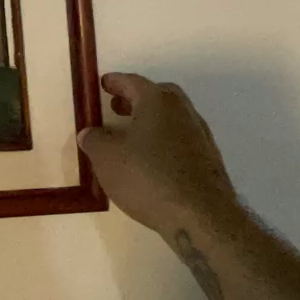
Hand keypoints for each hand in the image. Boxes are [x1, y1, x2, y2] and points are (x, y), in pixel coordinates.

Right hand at [78, 72, 240, 238]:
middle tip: (117, 107)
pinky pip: (181, 140)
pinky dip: (164, 141)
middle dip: (136, 98)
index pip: (133, 82)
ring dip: (151, 121)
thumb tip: (90, 133)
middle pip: (159, 95)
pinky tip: (151, 161)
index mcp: (157, 102)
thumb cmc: (147, 177)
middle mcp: (183, 112)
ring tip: (131, 137)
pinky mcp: (208, 161)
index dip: (115, 82)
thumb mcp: (106, 157)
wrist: (201, 217)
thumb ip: (94, 140)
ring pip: (172, 118)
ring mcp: (200, 136)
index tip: (104, 84)